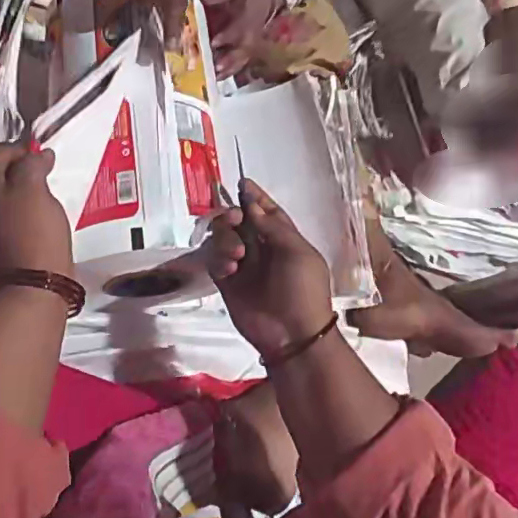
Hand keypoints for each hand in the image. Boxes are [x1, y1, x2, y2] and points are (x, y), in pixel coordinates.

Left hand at [0, 139, 72, 276]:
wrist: (38, 278)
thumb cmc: (35, 228)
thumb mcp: (34, 188)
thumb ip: (33, 165)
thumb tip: (39, 154)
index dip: (16, 147)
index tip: (40, 153)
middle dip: (20, 163)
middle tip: (44, 166)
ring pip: (8, 190)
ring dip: (26, 182)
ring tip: (48, 183)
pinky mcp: (11, 234)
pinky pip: (17, 207)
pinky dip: (30, 200)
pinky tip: (45, 205)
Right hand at [203, 179, 334, 356]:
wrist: (292, 335)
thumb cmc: (303, 290)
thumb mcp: (296, 252)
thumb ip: (272, 226)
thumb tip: (251, 202)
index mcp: (284, 239)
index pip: (267, 211)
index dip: (255, 197)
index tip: (242, 183)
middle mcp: (262, 249)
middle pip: (240, 220)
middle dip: (234, 216)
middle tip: (235, 220)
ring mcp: (243, 266)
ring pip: (223, 238)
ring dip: (227, 240)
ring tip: (237, 258)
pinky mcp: (227, 283)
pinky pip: (214, 261)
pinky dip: (218, 261)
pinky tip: (229, 271)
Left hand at [205, 0, 281, 78]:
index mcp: (250, 18)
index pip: (240, 28)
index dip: (228, 36)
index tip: (214, 42)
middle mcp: (252, 34)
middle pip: (243, 50)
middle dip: (230, 60)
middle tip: (217, 68)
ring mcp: (253, 44)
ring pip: (243, 60)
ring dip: (230, 69)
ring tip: (217, 77)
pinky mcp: (252, 50)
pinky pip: (243, 63)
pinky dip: (232, 71)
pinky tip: (220, 78)